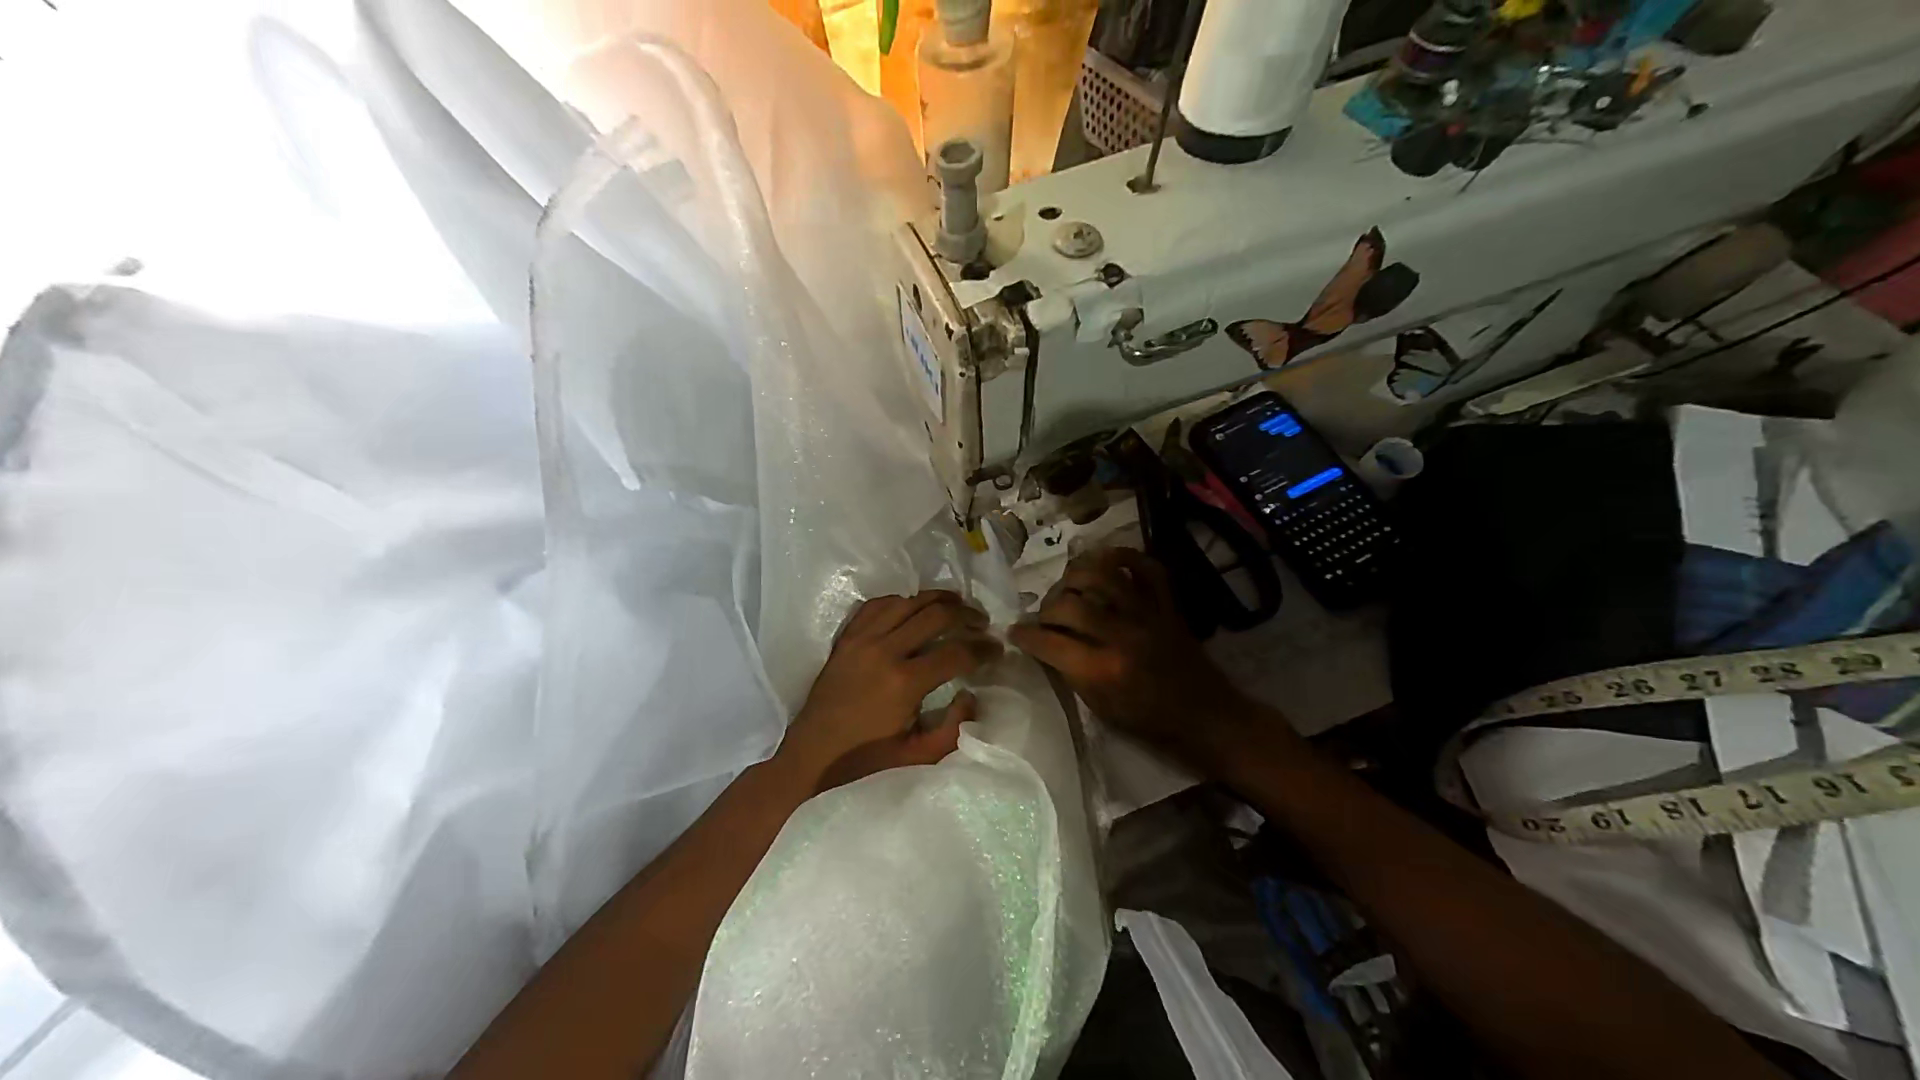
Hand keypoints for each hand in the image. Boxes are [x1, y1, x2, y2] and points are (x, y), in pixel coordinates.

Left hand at [783, 590, 1001, 789]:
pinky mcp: (846, 639)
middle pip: (935, 615)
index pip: (956, 652)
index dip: (984, 648)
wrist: (811, 757)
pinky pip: (877, 605)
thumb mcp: (917, 757)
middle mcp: (883, 651)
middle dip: (966, 615)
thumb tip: (971, 695)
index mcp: (904, 683)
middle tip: (983, 623)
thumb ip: (953, 729)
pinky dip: (901, 600)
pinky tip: (913, 607)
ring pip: (907, 602)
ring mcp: (861, 640)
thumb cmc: (865, 763)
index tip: (997, 650)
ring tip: (957, 606)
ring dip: (937, 600)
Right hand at [1009, 548, 1260, 771]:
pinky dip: (1124, 557)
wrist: (1207, 717)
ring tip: (1069, 587)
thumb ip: (1070, 672)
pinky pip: (1145, 566)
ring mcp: (1147, 614)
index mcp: (1102, 670)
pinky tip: (1106, 563)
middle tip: (1044, 617)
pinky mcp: (1166, 604)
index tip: (1016, 632)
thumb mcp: (1099, 708)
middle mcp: (1122, 635)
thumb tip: (1043, 645)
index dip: (1025, 636)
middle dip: (1046, 608)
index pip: (1049, 641)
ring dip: (1076, 576)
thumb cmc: (1149, 722)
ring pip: (1101, 574)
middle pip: (1069, 603)